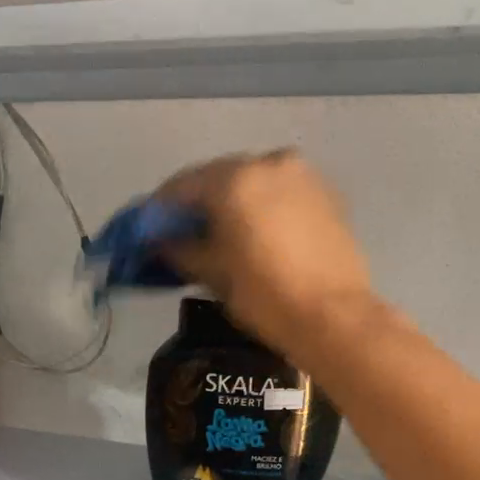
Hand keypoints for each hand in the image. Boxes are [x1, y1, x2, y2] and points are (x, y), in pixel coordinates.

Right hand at [157, 150, 385, 362]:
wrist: (334, 317)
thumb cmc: (264, 296)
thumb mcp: (213, 273)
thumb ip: (180, 249)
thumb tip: (159, 241)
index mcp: (235, 179)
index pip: (182, 186)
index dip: (159, 210)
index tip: (146, 230)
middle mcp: (269, 162)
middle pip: (218, 178)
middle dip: (196, 204)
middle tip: (179, 234)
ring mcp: (302, 175)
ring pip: (252, 183)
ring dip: (230, 204)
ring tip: (218, 236)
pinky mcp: (326, 194)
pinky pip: (280, 194)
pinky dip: (260, 208)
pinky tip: (254, 235)